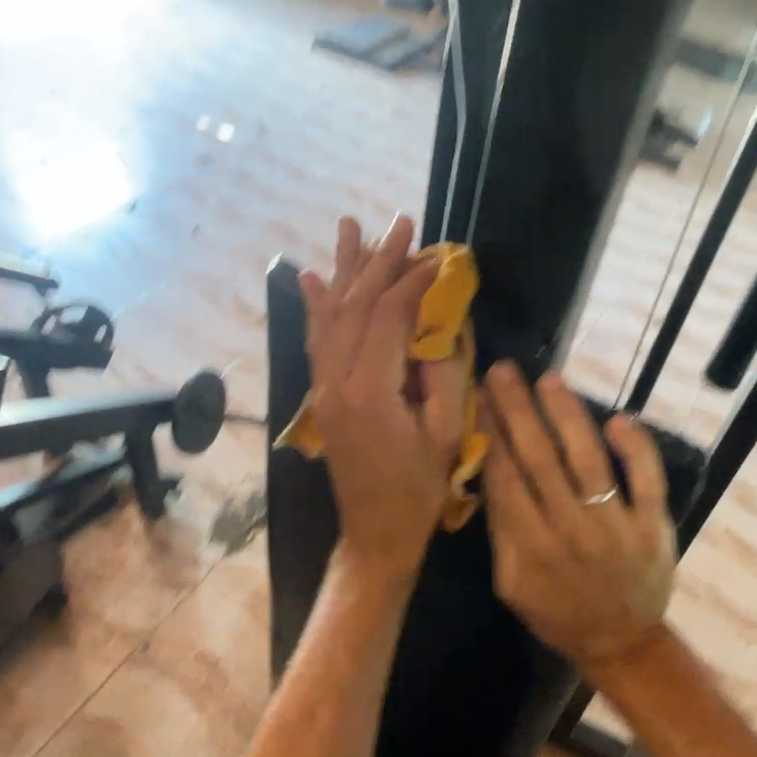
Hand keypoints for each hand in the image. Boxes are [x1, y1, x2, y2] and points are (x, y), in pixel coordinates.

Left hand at [301, 215, 466, 575]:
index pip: (389, 317)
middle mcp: (337, 382)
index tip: (439, 257)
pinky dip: (316, 307)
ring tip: (350, 226)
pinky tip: (310, 279)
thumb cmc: (419, 490)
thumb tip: (442, 325)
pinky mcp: (322, 398)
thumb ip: (444, 374)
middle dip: (379, 261)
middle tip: (402, 223)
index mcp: (371, 391)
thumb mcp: (446, 434)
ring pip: (330, 317)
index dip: (413, 282)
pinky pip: (317, 343)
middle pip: (355, 306)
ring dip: (343, 270)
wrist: (376, 533)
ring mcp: (324, 390)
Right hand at [481, 362, 674, 674]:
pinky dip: (636, 449)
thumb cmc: (558, 612)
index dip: (490, 435)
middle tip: (504, 371)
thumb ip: (502, 533)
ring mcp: (616, 526)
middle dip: (518, 411)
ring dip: (567, 416)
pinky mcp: (653, 525)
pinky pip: (647, 480)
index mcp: (531, 547)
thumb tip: (488, 476)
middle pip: (540, 460)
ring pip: (588, 461)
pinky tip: (619, 419)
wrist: (620, 642)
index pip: (505, 479)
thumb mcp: (512, 584)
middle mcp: (571, 530)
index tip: (479, 399)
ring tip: (549, 380)